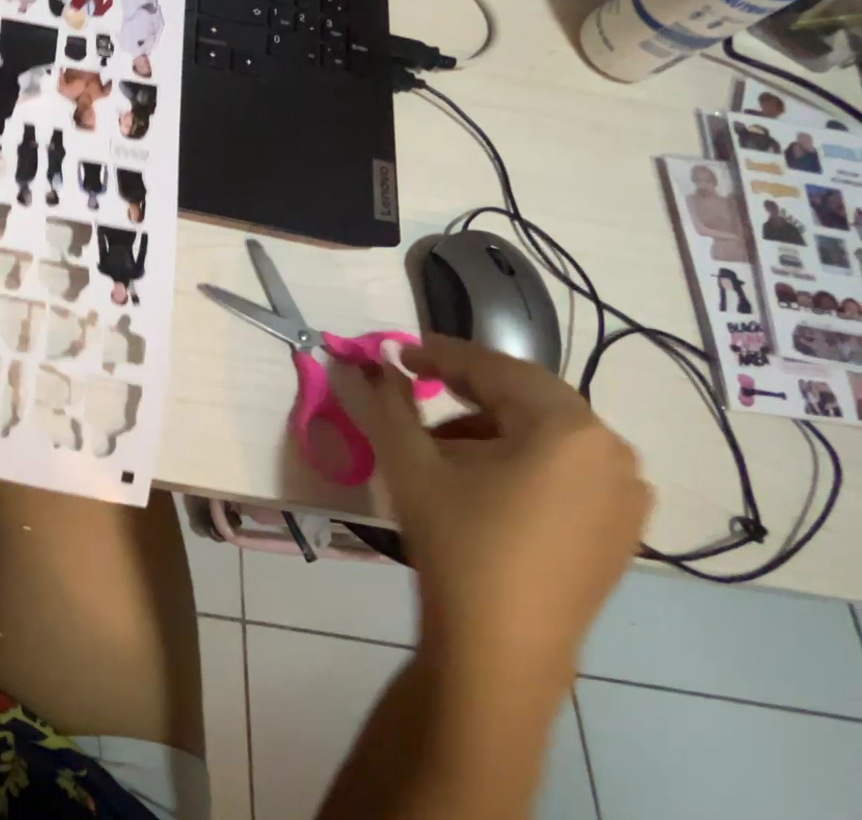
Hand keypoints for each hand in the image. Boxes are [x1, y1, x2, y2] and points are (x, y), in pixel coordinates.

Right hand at [332, 335, 650, 673]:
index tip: (399, 350)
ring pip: (550, 438)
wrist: (501, 646)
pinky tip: (482, 487)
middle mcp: (614, 452)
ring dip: (493, 430)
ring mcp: (627, 496)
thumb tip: (368, 365)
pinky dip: (523, 464)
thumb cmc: (457, 541)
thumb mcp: (410, 464)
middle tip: (418, 387)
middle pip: (531, 401)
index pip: (499, 369)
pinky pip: (570, 474)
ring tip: (441, 450)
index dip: (444, 354)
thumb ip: (388, 404)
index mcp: (570, 428)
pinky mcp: (621, 532)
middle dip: (469, 392)